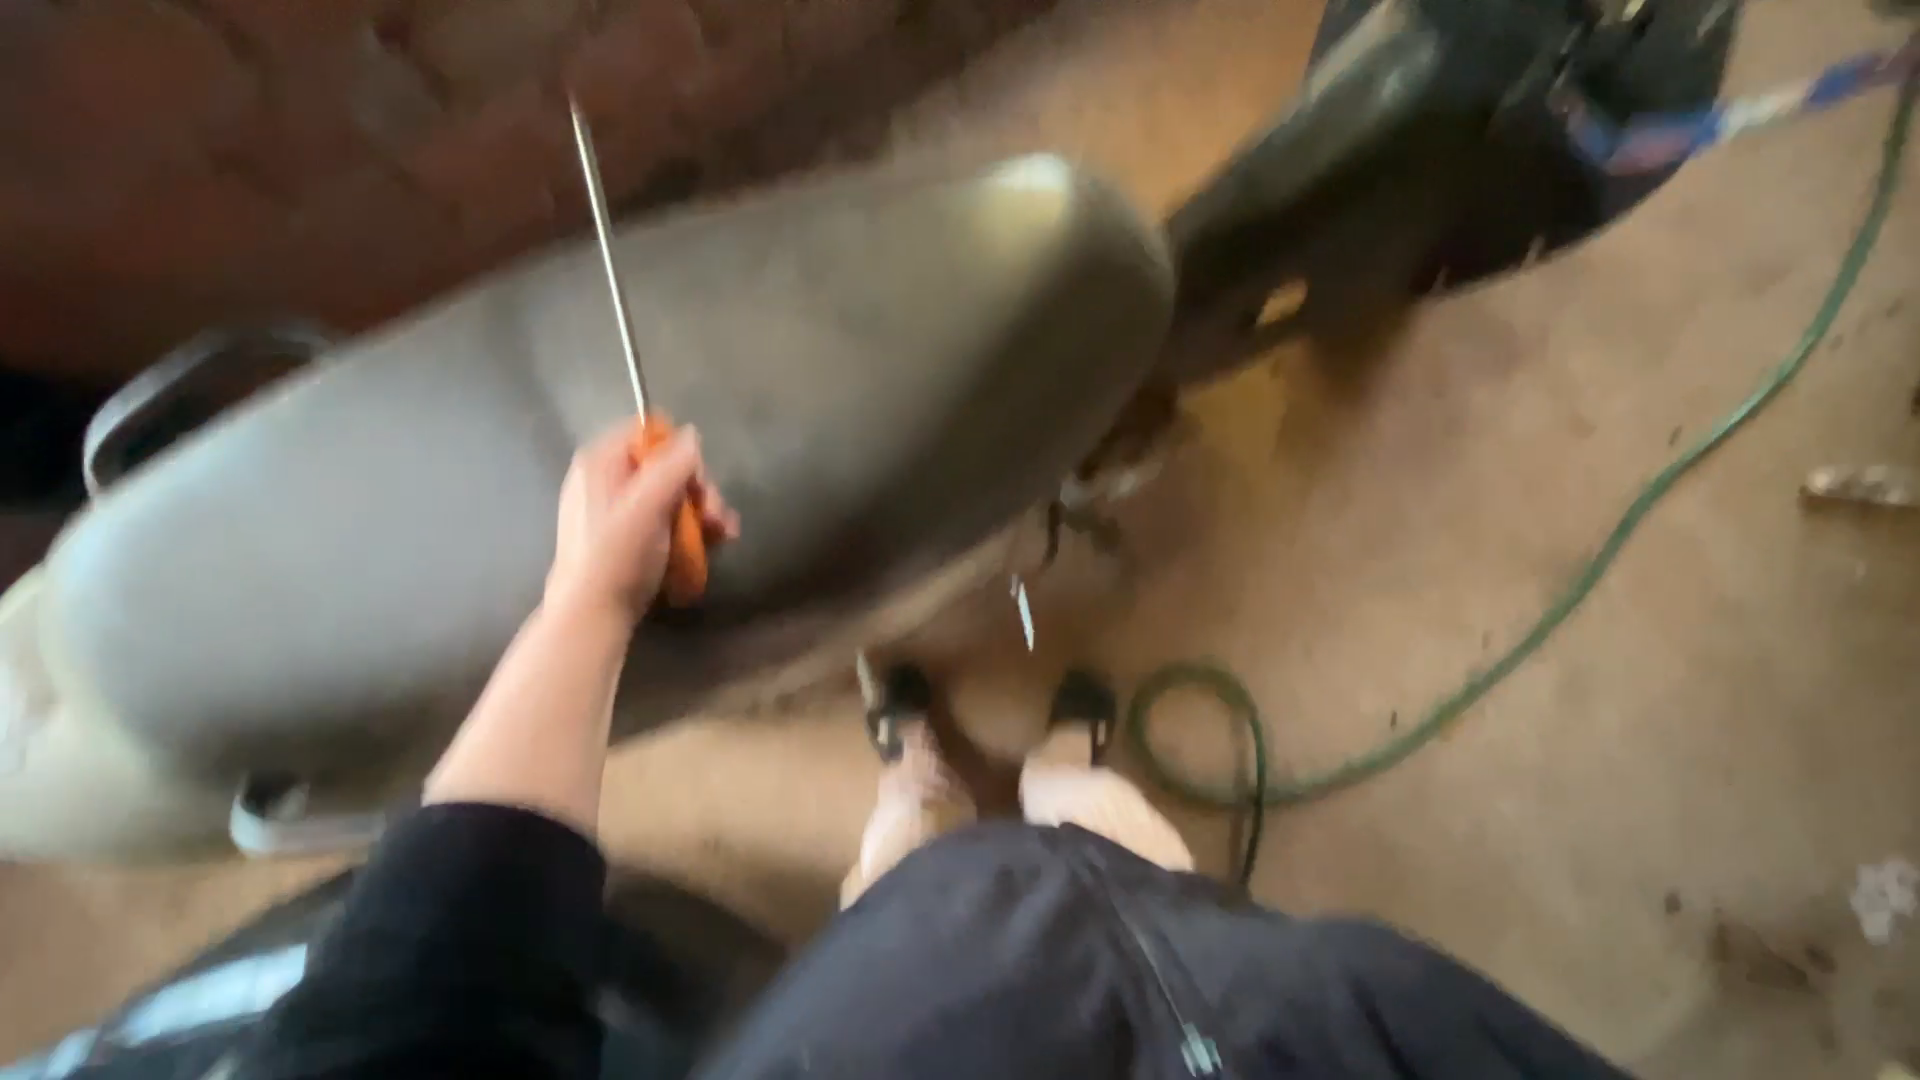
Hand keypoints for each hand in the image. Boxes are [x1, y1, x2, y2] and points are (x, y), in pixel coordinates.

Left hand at [545, 422, 738, 623]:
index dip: (678, 450)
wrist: (593, 614)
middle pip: (665, 466)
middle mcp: (607, 480)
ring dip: (702, 511)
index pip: (646, 432)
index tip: (697, 478)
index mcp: (601, 462)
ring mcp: (619, 510)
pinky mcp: (630, 537)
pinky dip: (690, 528)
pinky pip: (666, 519)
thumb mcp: (648, 505)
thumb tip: (693, 435)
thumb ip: (672, 465)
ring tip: (723, 535)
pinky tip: (714, 543)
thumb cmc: (618, 555)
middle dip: (698, 488)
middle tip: (716, 515)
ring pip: (671, 495)